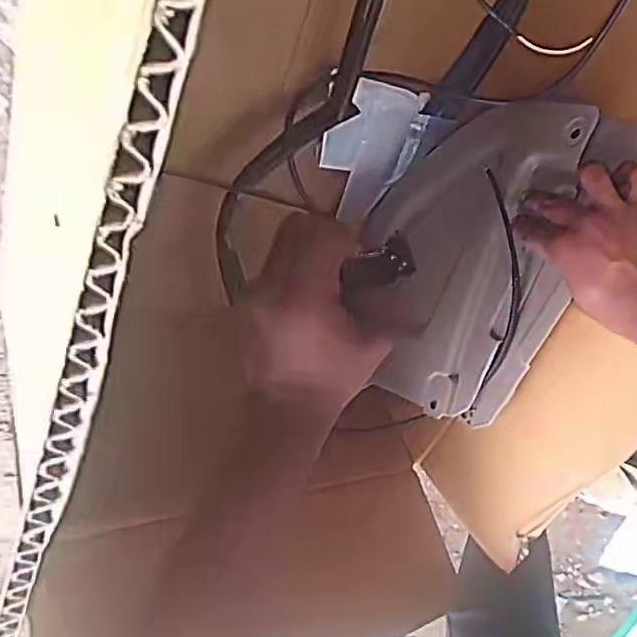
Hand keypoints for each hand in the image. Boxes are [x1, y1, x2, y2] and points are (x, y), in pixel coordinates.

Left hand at [242, 212, 392, 417]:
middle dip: (328, 234)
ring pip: (282, 242)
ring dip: (310, 249)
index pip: (323, 234)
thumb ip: (386, 304)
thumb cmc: (331, 380)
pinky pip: (273, 266)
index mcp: (303, 295)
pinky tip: (311, 297)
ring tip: (330, 277)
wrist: (286, 409)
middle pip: (297, 227)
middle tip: (348, 256)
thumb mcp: (373, 344)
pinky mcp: (246, 300)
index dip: (350, 235)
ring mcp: (253, 291)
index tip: (364, 251)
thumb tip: (390, 278)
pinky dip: (295, 269)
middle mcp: (271, 286)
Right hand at [515, 162, 636, 346]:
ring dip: (585, 175)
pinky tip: (626, 176)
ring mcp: (615, 212)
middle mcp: (586, 224)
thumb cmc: (619, 308)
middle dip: (537, 201)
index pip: (534, 232)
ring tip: (583, 178)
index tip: (521, 225)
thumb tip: (570, 262)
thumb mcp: (580, 294)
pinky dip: (632, 173)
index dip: (524, 228)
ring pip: (593, 175)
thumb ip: (570, 269)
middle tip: (533, 200)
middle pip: (553, 203)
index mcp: (565, 249)